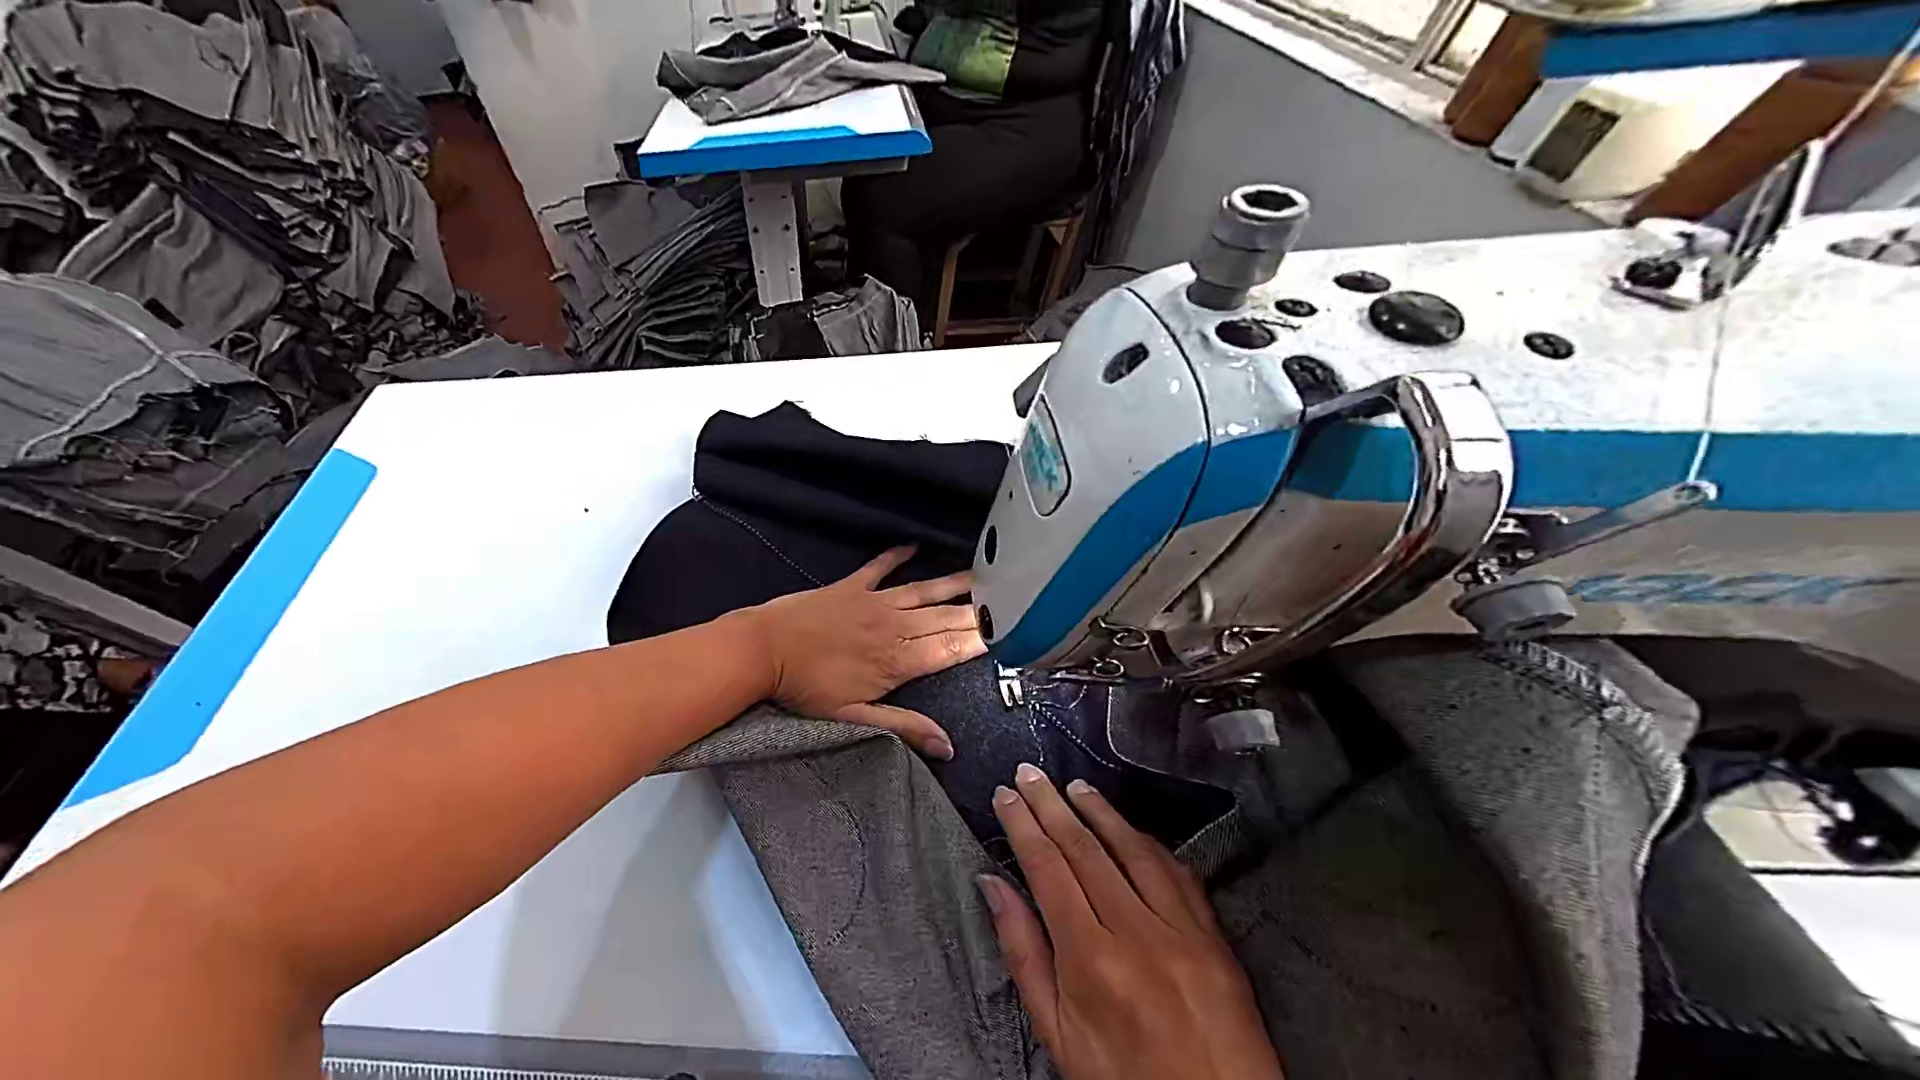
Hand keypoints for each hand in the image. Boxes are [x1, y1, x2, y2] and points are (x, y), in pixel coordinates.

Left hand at [744, 545, 984, 758]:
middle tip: (1010, 600)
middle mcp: (894, 626)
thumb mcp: (853, 717)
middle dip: (978, 611)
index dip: (980, 640)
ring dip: (953, 583)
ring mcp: (874, 601)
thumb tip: (947, 746)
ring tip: (981, 575)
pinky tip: (912, 545)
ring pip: (923, 591)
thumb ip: (904, 727)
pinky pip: (880, 567)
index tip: (1008, 632)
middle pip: (944, 618)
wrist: (762, 650)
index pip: (950, 649)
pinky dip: (895, 556)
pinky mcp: (852, 586)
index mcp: (897, 660)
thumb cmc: (807, 688)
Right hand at [979, 765, 1285, 1079]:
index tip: (1006, 796)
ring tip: (1074, 786)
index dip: (1022, 825)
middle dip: (1051, 804)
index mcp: (1090, 960)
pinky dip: (1147, 841)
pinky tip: (1130, 827)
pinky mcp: (1212, 933)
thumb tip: (992, 885)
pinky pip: (1175, 870)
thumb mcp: (1057, 1034)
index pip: (1047, 867)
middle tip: (1029, 774)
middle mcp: (1136, 932)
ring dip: (1099, 810)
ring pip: (1131, 848)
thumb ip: (1022, 952)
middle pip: (1083, 848)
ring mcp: (1180, 928)